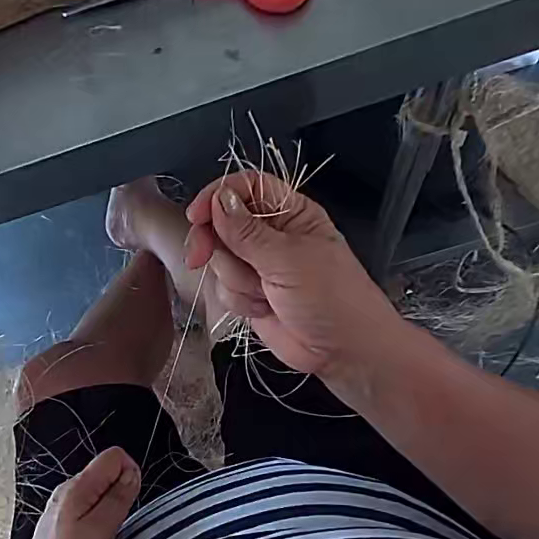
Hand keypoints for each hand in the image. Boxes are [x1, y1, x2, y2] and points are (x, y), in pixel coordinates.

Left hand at [0, 447, 139, 538]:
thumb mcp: (99, 532)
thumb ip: (118, 498)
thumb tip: (132, 472)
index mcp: (76, 488)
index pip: (113, 456)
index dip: (130, 472)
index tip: (131, 503)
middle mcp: (67, 493)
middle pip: (107, 474)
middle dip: (122, 494)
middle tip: (118, 527)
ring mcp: (64, 512)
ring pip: (101, 497)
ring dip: (112, 513)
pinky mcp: (63, 531)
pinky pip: (91, 515)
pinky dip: (101, 526)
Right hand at [185, 171, 405, 377]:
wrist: (343, 351)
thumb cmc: (332, 298)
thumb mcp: (289, 259)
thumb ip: (248, 232)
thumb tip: (219, 200)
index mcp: (290, 213)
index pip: (246, 187)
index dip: (217, 196)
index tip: (196, 216)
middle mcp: (272, 234)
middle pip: (221, 222)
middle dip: (212, 242)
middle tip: (200, 256)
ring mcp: (259, 266)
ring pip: (220, 259)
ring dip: (236, 279)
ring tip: (265, 294)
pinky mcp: (250, 294)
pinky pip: (223, 288)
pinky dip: (238, 300)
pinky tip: (262, 309)